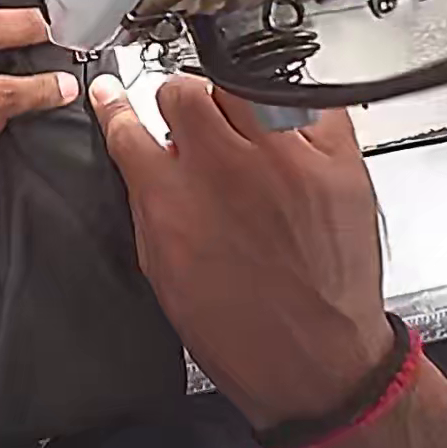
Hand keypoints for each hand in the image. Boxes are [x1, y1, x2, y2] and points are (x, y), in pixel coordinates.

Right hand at [90, 73, 388, 429]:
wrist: (313, 362)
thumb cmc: (237, 328)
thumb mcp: (163, 267)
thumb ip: (149, 202)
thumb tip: (144, 161)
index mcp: (170, 200)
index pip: (126, 126)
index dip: (113, 104)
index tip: (111, 94)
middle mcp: (222, 172)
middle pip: (183, 90)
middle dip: (177, 102)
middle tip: (189, 121)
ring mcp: (283, 161)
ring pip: (240, 84)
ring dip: (229, 102)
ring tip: (239, 129)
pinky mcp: (336, 163)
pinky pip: (307, 102)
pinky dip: (289, 113)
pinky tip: (284, 137)